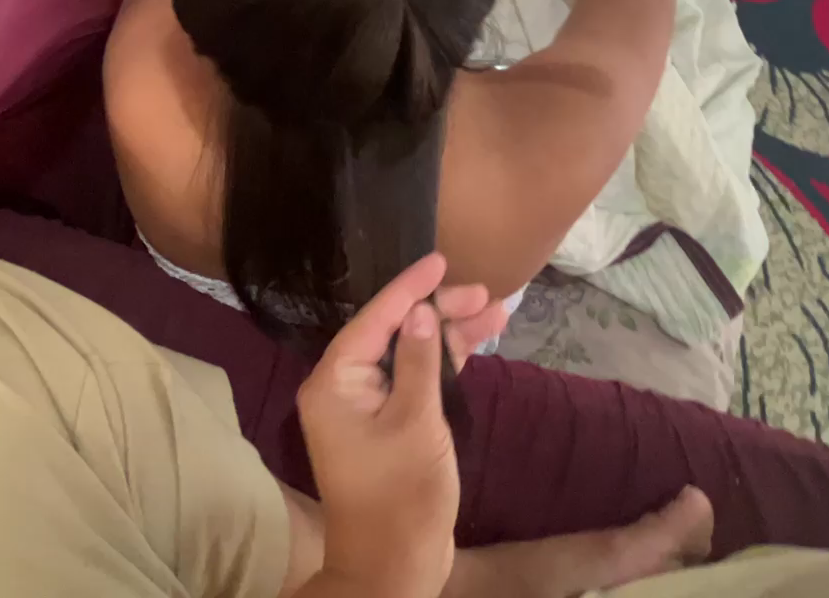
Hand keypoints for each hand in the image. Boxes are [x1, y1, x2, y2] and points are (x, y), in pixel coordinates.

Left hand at [296, 254, 508, 597]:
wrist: (395, 570)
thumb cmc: (401, 496)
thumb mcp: (416, 423)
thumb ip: (419, 363)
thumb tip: (422, 312)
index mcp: (335, 381)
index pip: (375, 319)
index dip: (409, 288)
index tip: (439, 260)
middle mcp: (344, 385)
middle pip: (394, 332)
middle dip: (437, 311)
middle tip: (482, 292)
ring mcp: (366, 404)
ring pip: (409, 354)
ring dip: (448, 334)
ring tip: (493, 310)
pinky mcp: (388, 421)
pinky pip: (414, 379)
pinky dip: (443, 363)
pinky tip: (475, 341)